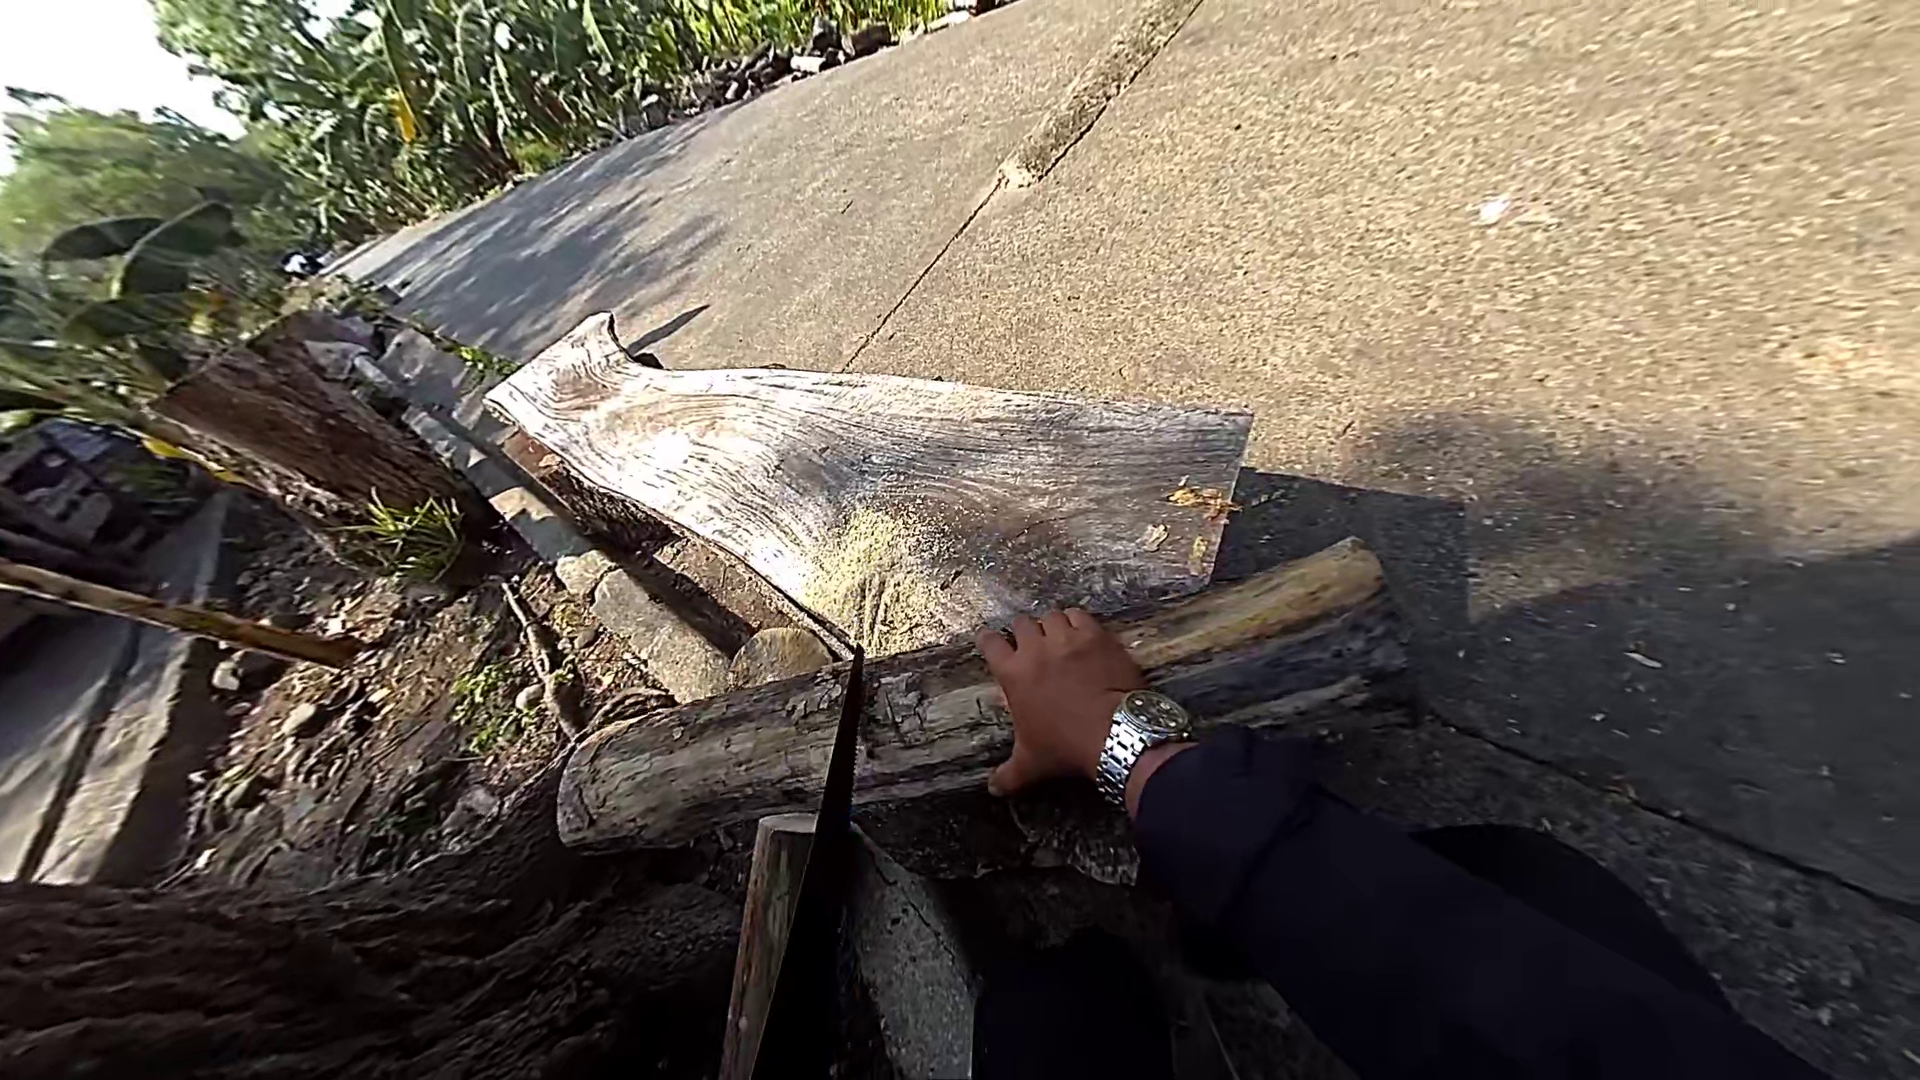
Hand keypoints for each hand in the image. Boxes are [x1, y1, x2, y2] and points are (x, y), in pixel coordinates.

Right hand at [975, 608, 1146, 796]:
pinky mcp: (1094, 635)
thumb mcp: (1031, 763)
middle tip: (1030, 643)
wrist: (1114, 733)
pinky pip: (1079, 614)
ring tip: (1056, 635)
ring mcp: (1066, 638)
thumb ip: (1008, 774)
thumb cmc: (1065, 746)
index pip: (990, 644)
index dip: (988, 639)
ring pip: (1050, 616)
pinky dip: (1076, 619)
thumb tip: (992, 789)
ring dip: (1050, 625)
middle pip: (1021, 624)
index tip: (988, 638)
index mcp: (1013, 673)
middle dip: (1023, 631)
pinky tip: (1080, 630)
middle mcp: (1035, 649)